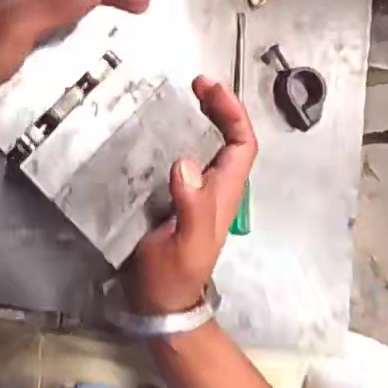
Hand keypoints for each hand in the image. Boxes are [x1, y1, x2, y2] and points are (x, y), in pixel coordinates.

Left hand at [0, 0, 150, 96]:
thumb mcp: (20, 28)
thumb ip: (56, 7)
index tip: (145, 1)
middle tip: (142, 7)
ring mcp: (29, 13)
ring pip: (74, 0)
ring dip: (102, 3)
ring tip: (124, 18)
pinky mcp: (26, 32)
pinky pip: (64, 18)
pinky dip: (85, 21)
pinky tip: (88, 36)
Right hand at [127, 76, 256, 313]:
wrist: (159, 304)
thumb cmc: (175, 276)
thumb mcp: (186, 244)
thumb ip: (192, 207)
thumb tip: (186, 162)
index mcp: (223, 193)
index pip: (241, 143)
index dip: (232, 112)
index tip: (209, 88)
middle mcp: (212, 187)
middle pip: (225, 138)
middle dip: (215, 106)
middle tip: (193, 83)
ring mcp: (191, 192)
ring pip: (201, 145)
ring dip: (192, 119)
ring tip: (169, 98)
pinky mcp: (169, 197)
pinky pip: (174, 158)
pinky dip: (166, 139)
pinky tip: (145, 131)